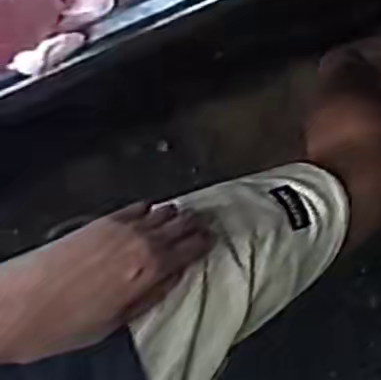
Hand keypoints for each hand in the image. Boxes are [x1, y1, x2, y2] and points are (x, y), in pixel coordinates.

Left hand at [0, 202, 212, 364]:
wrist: (1, 311)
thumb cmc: (50, 326)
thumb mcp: (106, 327)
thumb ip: (148, 300)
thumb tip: (173, 279)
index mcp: (155, 268)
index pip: (200, 244)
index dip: (206, 243)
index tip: (205, 244)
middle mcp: (150, 242)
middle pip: (192, 221)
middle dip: (197, 224)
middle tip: (195, 229)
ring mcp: (127, 229)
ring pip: (171, 209)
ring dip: (173, 216)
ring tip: (168, 223)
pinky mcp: (105, 221)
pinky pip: (142, 205)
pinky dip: (147, 211)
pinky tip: (140, 219)